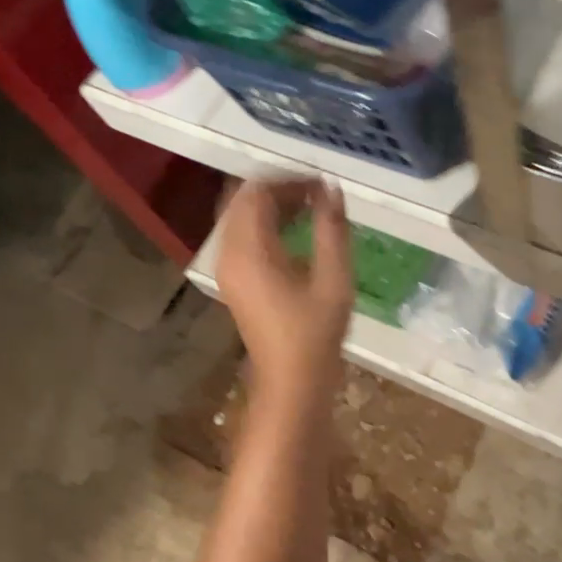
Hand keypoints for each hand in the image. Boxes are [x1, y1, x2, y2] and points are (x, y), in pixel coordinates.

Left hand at [215, 178, 353, 396]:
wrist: (292, 382)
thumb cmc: (316, 333)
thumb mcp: (334, 279)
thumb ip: (332, 229)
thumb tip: (332, 189)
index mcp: (249, 250)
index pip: (257, 192)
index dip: (289, 179)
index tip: (322, 183)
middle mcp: (228, 254)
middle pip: (243, 199)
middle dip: (278, 187)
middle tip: (316, 191)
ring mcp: (227, 268)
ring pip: (240, 216)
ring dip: (272, 204)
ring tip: (311, 206)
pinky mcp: (234, 280)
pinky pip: (242, 235)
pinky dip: (265, 223)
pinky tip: (296, 230)